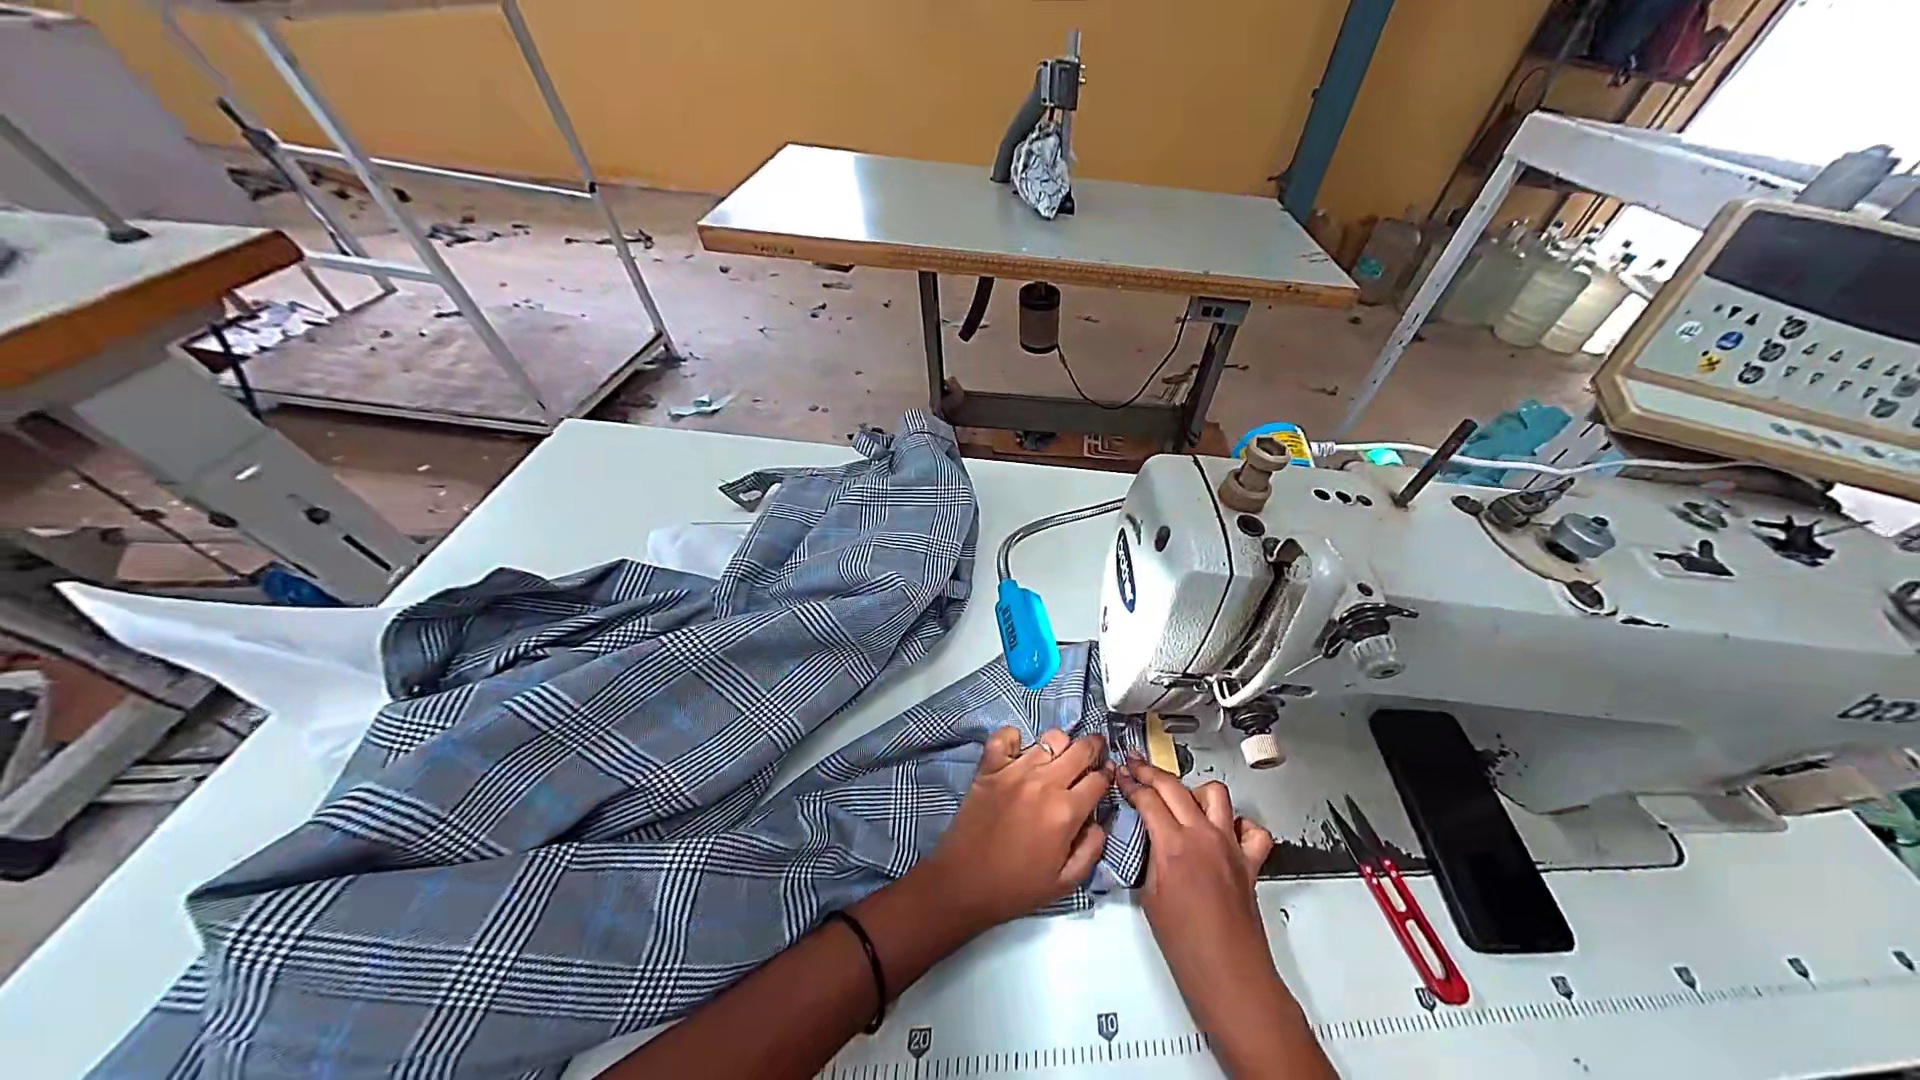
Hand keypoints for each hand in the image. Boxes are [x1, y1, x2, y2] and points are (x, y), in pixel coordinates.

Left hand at [909, 727, 1111, 932]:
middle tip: (1092, 756)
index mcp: (1066, 812)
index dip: (1107, 776)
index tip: (1105, 777)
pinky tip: (1019, 753)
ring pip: (1050, 739)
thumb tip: (1099, 821)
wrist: (963, 882)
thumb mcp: (1066, 882)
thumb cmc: (1016, 887)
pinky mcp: (989, 767)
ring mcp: (1014, 771)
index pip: (1099, 779)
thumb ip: (1091, 850)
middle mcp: (1044, 783)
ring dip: (1061, 746)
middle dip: (1093, 749)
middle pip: (1080, 749)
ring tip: (1057, 759)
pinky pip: (1006, 736)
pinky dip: (1015, 738)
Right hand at [1116, 758, 1285, 1029]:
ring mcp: (1230, 846)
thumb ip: (1147, 857)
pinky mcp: (1249, 861)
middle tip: (1136, 767)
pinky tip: (1223, 829)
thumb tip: (1146, 839)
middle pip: (1173, 785)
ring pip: (1214, 793)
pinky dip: (1238, 823)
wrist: (1228, 974)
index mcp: (1174, 845)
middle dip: (1150, 772)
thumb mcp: (1148, 895)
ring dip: (1193, 789)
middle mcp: (1204, 837)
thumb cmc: (1187, 946)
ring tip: (1179, 795)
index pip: (1147, 797)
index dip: (1130, 782)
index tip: (1121, 775)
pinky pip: (1250, 829)